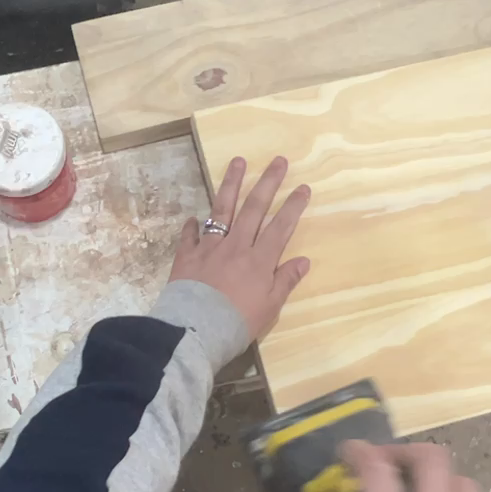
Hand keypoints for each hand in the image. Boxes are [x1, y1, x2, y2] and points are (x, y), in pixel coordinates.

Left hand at [169, 156, 310, 340]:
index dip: (293, 206)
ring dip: (231, 184)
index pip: (280, 227)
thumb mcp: (270, 307)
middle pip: (254, 209)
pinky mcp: (187, 256)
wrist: (196, 330)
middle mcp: (236, 246)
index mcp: (259, 260)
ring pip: (222, 210)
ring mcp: (210, 248)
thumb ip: (285, 281)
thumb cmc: (238, 323)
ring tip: (238, 162)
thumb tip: (303, 260)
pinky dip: (192, 226)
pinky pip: (190, 235)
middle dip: (268, 183)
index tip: (303, 187)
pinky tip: (193, 217)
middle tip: (278, 161)